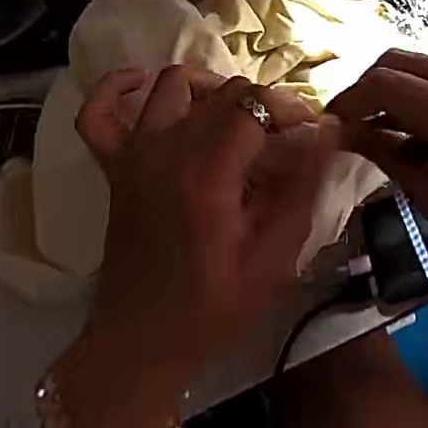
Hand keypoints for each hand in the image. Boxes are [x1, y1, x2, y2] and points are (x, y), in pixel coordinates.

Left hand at [74, 66, 335, 370]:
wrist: (143, 344)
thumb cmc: (215, 305)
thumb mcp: (276, 256)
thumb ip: (304, 186)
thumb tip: (327, 131)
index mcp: (207, 174)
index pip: (256, 105)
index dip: (291, 108)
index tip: (312, 130)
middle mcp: (166, 151)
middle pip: (225, 92)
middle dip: (264, 103)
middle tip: (285, 135)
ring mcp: (134, 156)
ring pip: (173, 84)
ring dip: (212, 88)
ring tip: (236, 115)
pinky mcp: (114, 168)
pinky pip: (100, 112)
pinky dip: (118, 88)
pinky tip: (145, 86)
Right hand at [328, 50, 427, 272]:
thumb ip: (384, 151)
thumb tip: (342, 132)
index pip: (385, 83)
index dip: (349, 99)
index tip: (331, 122)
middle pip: (401, 60)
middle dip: (368, 86)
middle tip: (350, 120)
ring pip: (424, 65)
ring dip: (396, 88)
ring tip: (382, 126)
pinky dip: (424, 93)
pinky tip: (419, 126)